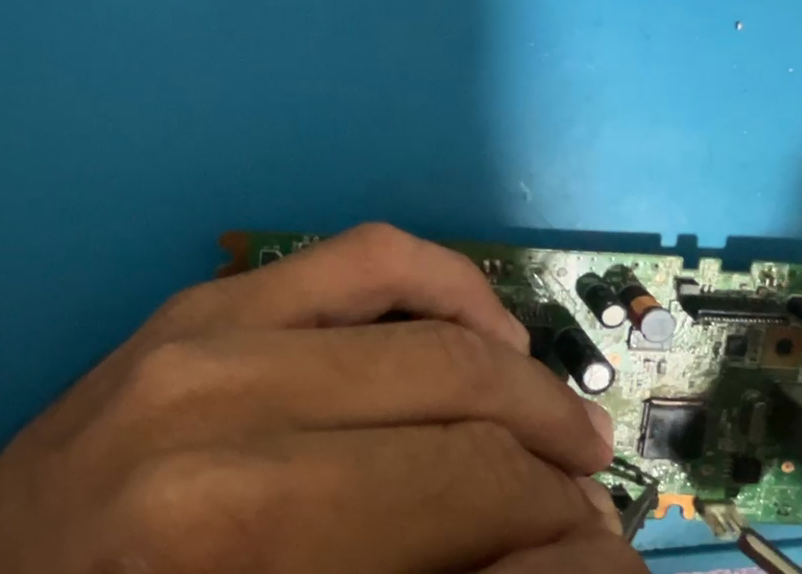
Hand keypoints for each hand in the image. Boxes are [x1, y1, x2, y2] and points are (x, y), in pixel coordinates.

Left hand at [0, 223, 646, 573]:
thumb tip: (547, 553)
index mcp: (239, 532)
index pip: (457, 489)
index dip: (554, 526)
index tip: (599, 551)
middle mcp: (226, 411)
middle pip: (452, 405)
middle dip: (547, 454)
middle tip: (589, 495)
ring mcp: (209, 331)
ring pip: (419, 321)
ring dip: (512, 368)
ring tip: (558, 413)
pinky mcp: (202, 298)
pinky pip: (355, 257)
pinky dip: (439, 281)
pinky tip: (479, 326)